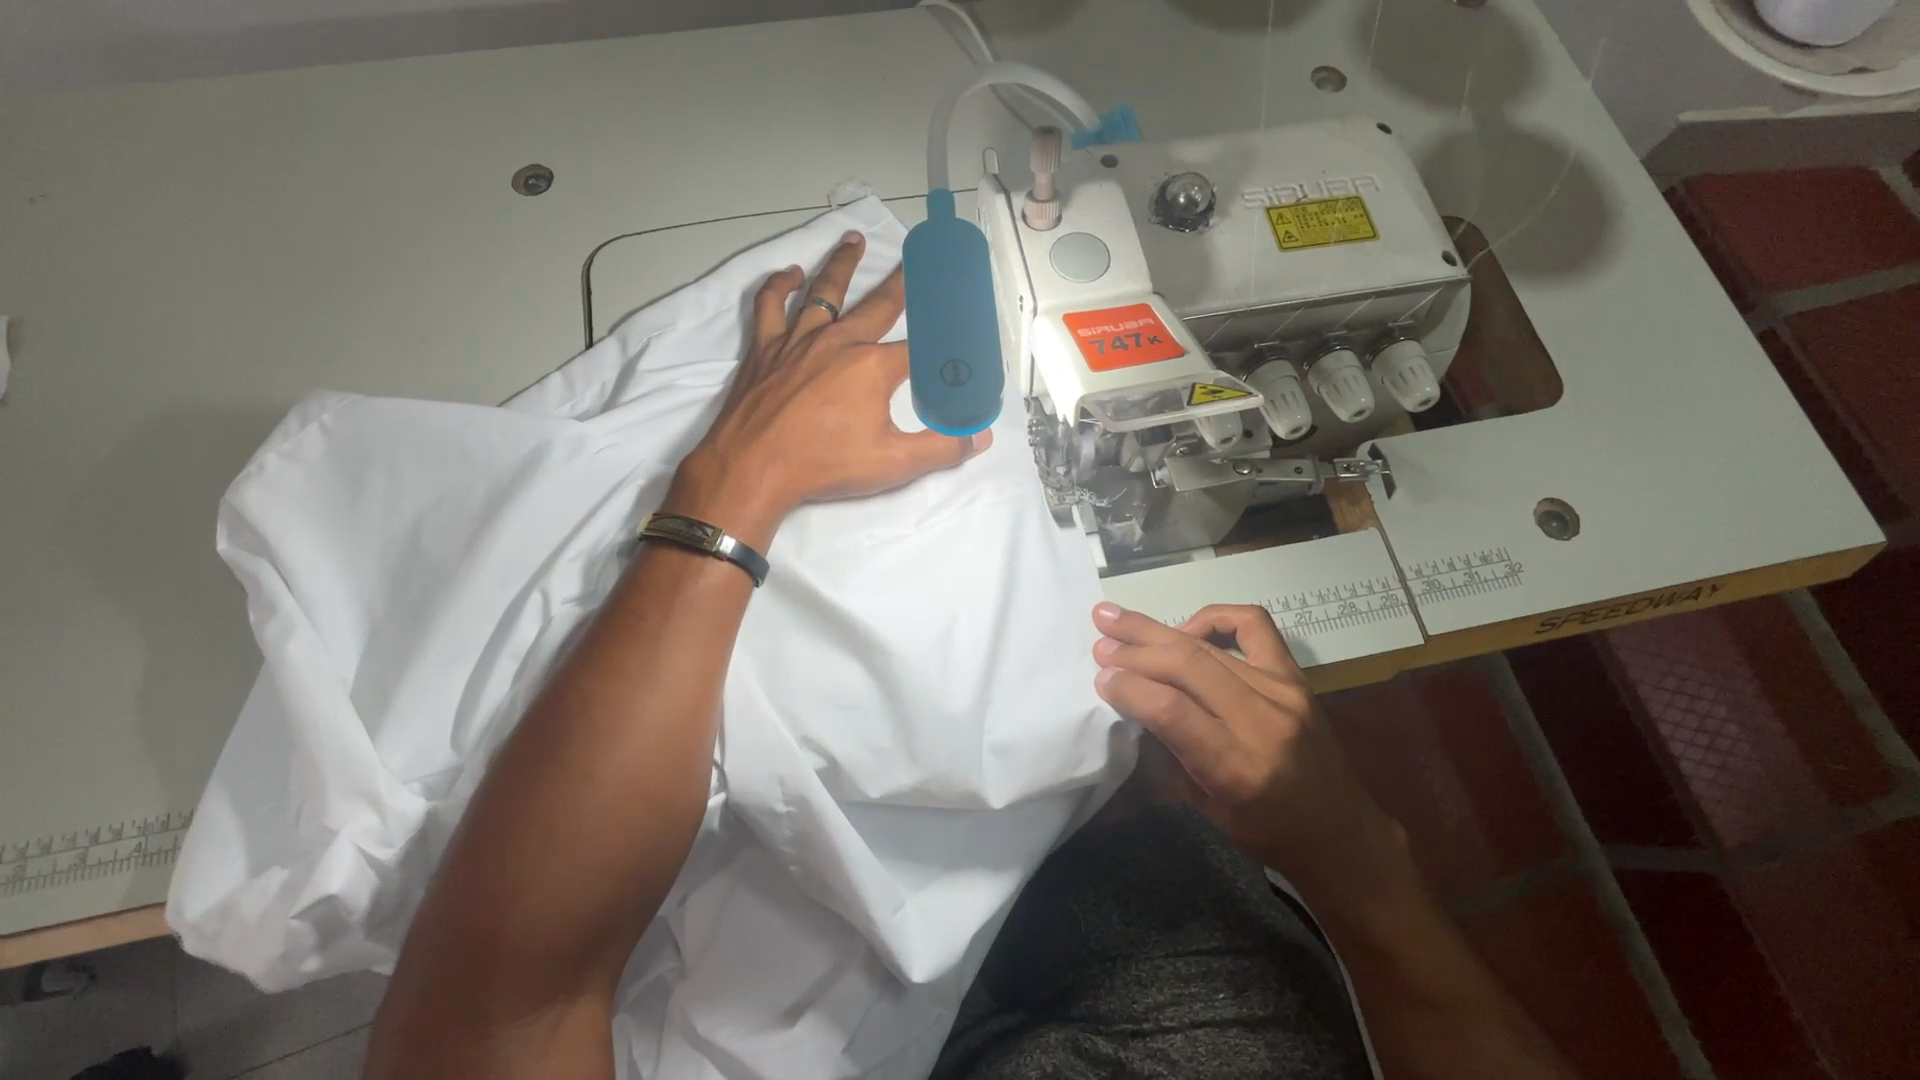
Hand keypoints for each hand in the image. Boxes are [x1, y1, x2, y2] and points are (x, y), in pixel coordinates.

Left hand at [665, 231, 992, 547]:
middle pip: (878, 303)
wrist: (752, 468)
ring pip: (824, 290)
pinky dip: (780, 285)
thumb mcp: (894, 464)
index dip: (942, 342)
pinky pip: (770, 305)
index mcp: (873, 366)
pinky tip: (792, 275)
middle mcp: (839, 341)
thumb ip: (942, 448)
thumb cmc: (824, 466)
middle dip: (903, 281)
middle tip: (917, 257)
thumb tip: (982, 436)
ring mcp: (798, 340)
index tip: (958, 333)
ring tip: (855, 240)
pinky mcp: (764, 348)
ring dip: (843, 264)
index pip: (920, 347)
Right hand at [1090, 601, 1413, 907]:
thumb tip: (1128, 703)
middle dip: (1135, 651)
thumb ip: (1167, 752)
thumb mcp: (1204, 807)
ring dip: (1156, 631)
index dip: (1128, 687)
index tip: (1099, 679)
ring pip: (1208, 644)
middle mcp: (1262, 721)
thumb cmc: (1264, 832)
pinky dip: (1214, 616)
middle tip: (1099, 644)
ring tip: (1118, 621)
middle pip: (1186, 665)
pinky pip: (1253, 625)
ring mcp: (1283, 691)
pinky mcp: (1295, 676)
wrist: (1340, 833)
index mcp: (1236, 767)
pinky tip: (1187, 627)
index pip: (1170, 709)